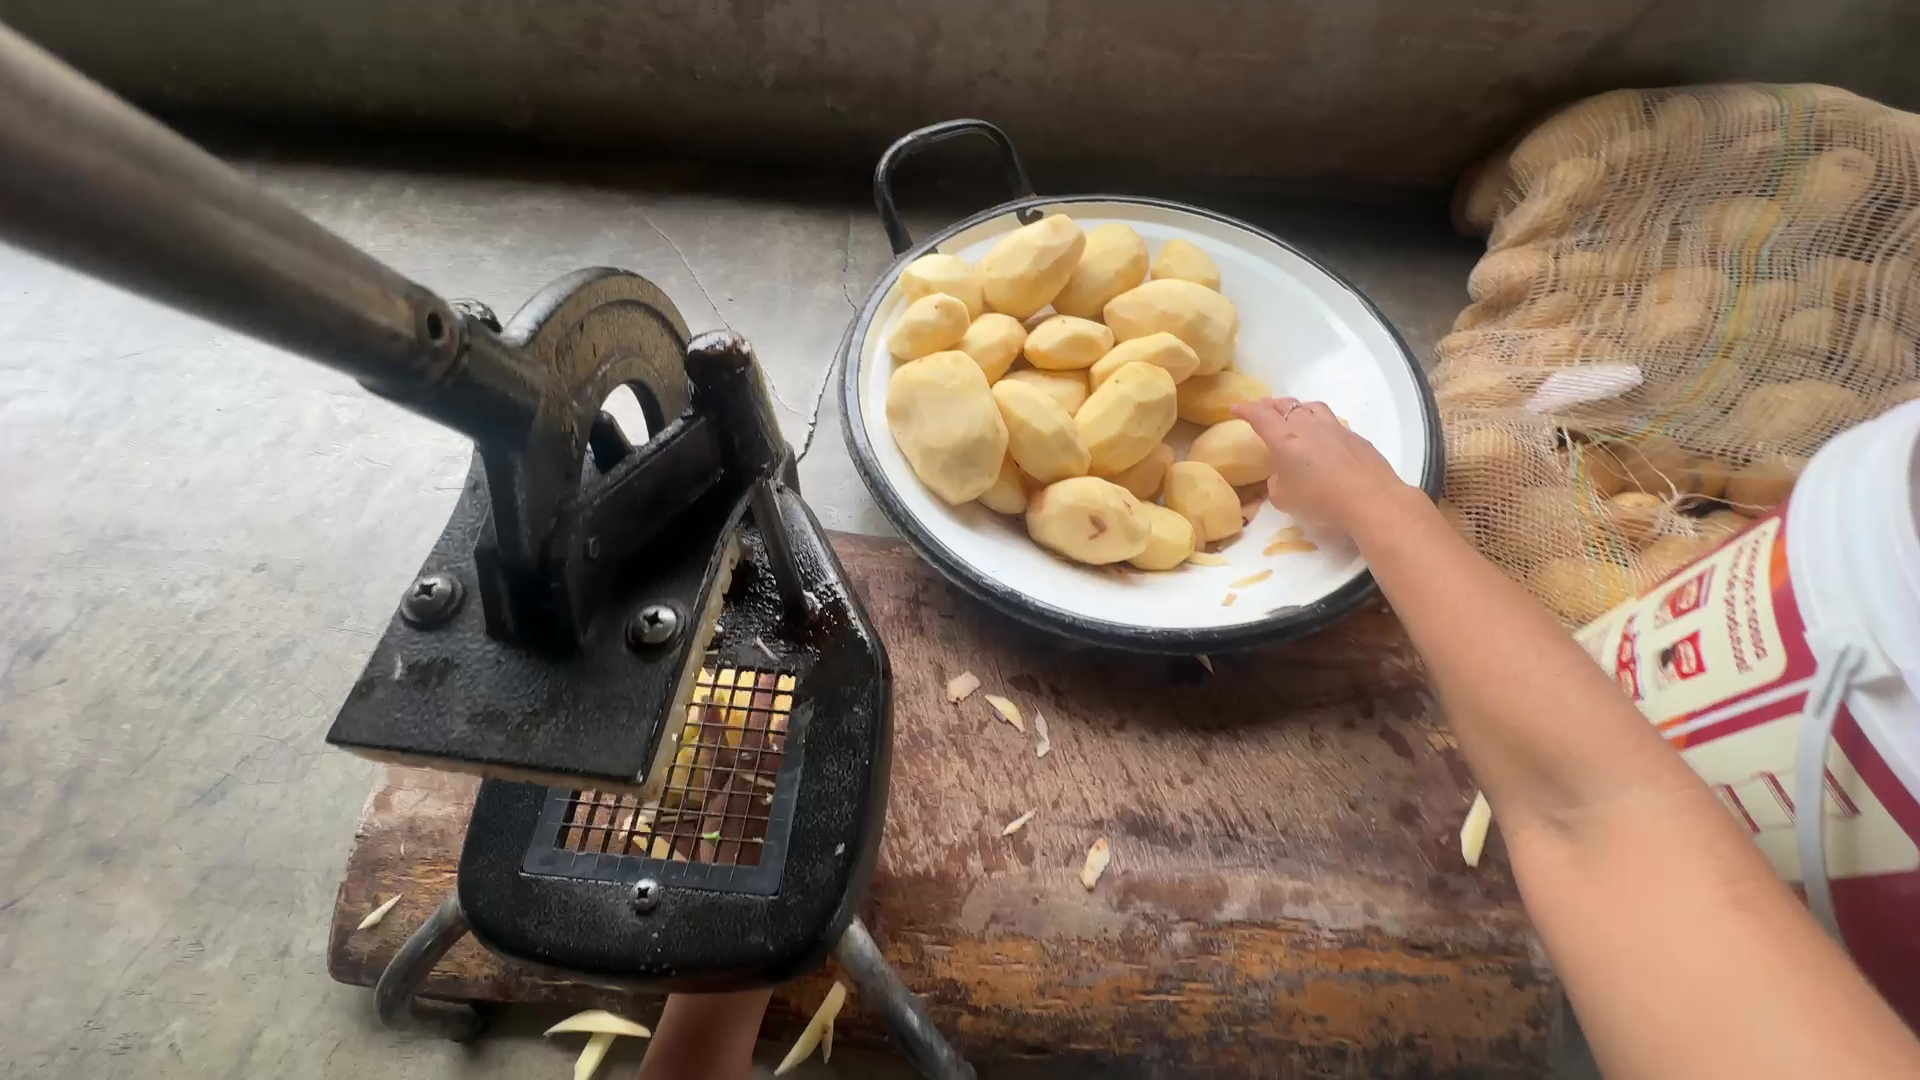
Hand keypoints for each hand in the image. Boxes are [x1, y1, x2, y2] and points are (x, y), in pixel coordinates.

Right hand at [1231, 397, 1408, 529]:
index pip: (1260, 416)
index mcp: (1284, 439)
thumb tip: (1282, 473)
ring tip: (1292, 415)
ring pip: (1310, 407)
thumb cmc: (1319, 500)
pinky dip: (1319, 422)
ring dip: (1296, 408)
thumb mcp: (1283, 498)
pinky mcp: (1354, 437)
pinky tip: (1321, 437)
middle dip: (1269, 405)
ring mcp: (1334, 428)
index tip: (1236, 408)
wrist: (1370, 499)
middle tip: (1261, 409)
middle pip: (1285, 405)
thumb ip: (1276, 481)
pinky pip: (1331, 421)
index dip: (1246, 409)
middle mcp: (1307, 426)